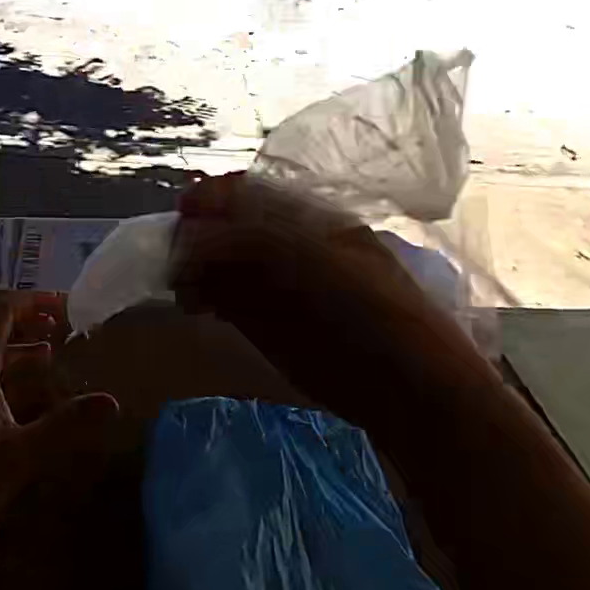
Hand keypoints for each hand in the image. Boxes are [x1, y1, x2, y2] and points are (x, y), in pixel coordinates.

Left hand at [0, 297, 118, 589]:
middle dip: (25, 319)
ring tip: (49, 351)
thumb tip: (112, 400)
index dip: (30, 302)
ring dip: (15, 344)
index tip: (63, 304)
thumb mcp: (21, 454)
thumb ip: (65, 424)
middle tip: (60, 324)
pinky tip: (21, 393)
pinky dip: (4, 368)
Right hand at [170, 175, 494, 430]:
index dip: (216, 198)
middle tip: (174, 261)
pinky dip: (206, 297)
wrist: (414, 394)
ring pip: (225, 265)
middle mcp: (294, 250)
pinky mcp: (270, 326)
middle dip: (199, 237)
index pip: (255, 195)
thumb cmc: (375, 320)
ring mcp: (280, 289)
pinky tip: (196, 304)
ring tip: (182, 288)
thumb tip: (192, 246)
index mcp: (317, 223)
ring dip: (197, 269)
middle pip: (232, 230)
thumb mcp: (319, 268)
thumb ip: (255, 247)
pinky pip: (229, 299)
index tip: (182, 213)